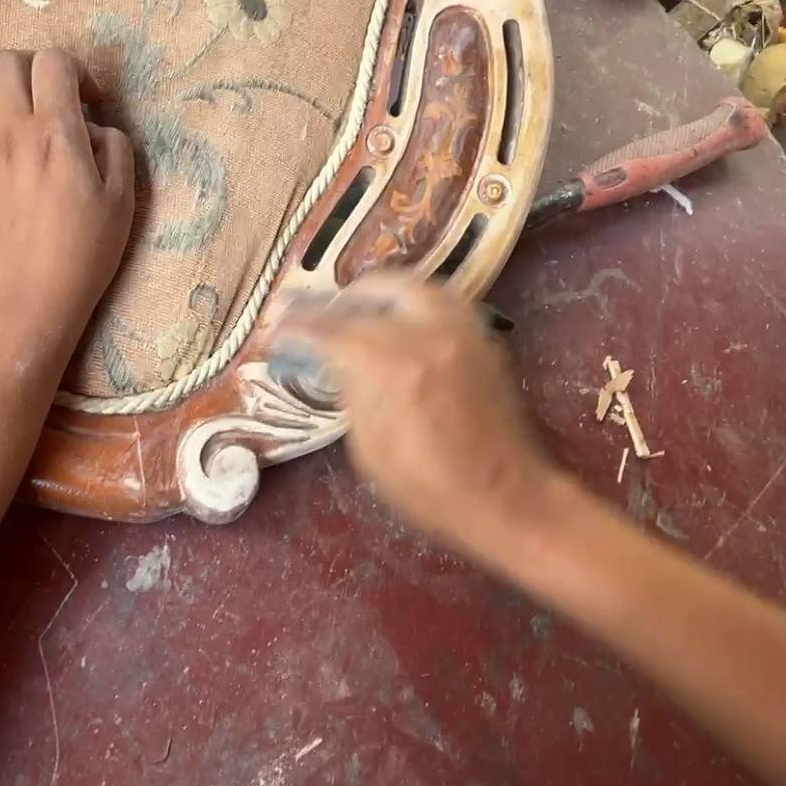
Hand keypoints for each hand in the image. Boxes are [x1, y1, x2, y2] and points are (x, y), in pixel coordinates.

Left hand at [0, 49, 135, 353]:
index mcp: (56, 133)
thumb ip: (115, 148)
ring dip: (2, 84)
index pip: (53, 62)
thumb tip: (95, 128)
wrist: (30, 296)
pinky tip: (6, 140)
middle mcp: (12, 131)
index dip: (77, 70)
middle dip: (35, 66)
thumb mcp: (123, 200)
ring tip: (24, 110)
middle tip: (56, 97)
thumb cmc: (84, 252)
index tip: (91, 102)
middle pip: (6, 60)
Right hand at [277, 273, 561, 550]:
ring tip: (358, 309)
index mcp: (396, 369)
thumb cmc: (431, 490)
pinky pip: (442, 301)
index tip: (275, 323)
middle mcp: (431, 336)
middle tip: (319, 313)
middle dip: (341, 297)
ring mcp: (464, 333)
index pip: (333, 329)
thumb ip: (351, 392)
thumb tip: (334, 359)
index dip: (298, 324)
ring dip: (379, 292)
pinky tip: (399, 322)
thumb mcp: (370, 451)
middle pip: (377, 288)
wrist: (510, 500)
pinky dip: (411, 302)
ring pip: (415, 285)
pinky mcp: (484, 340)